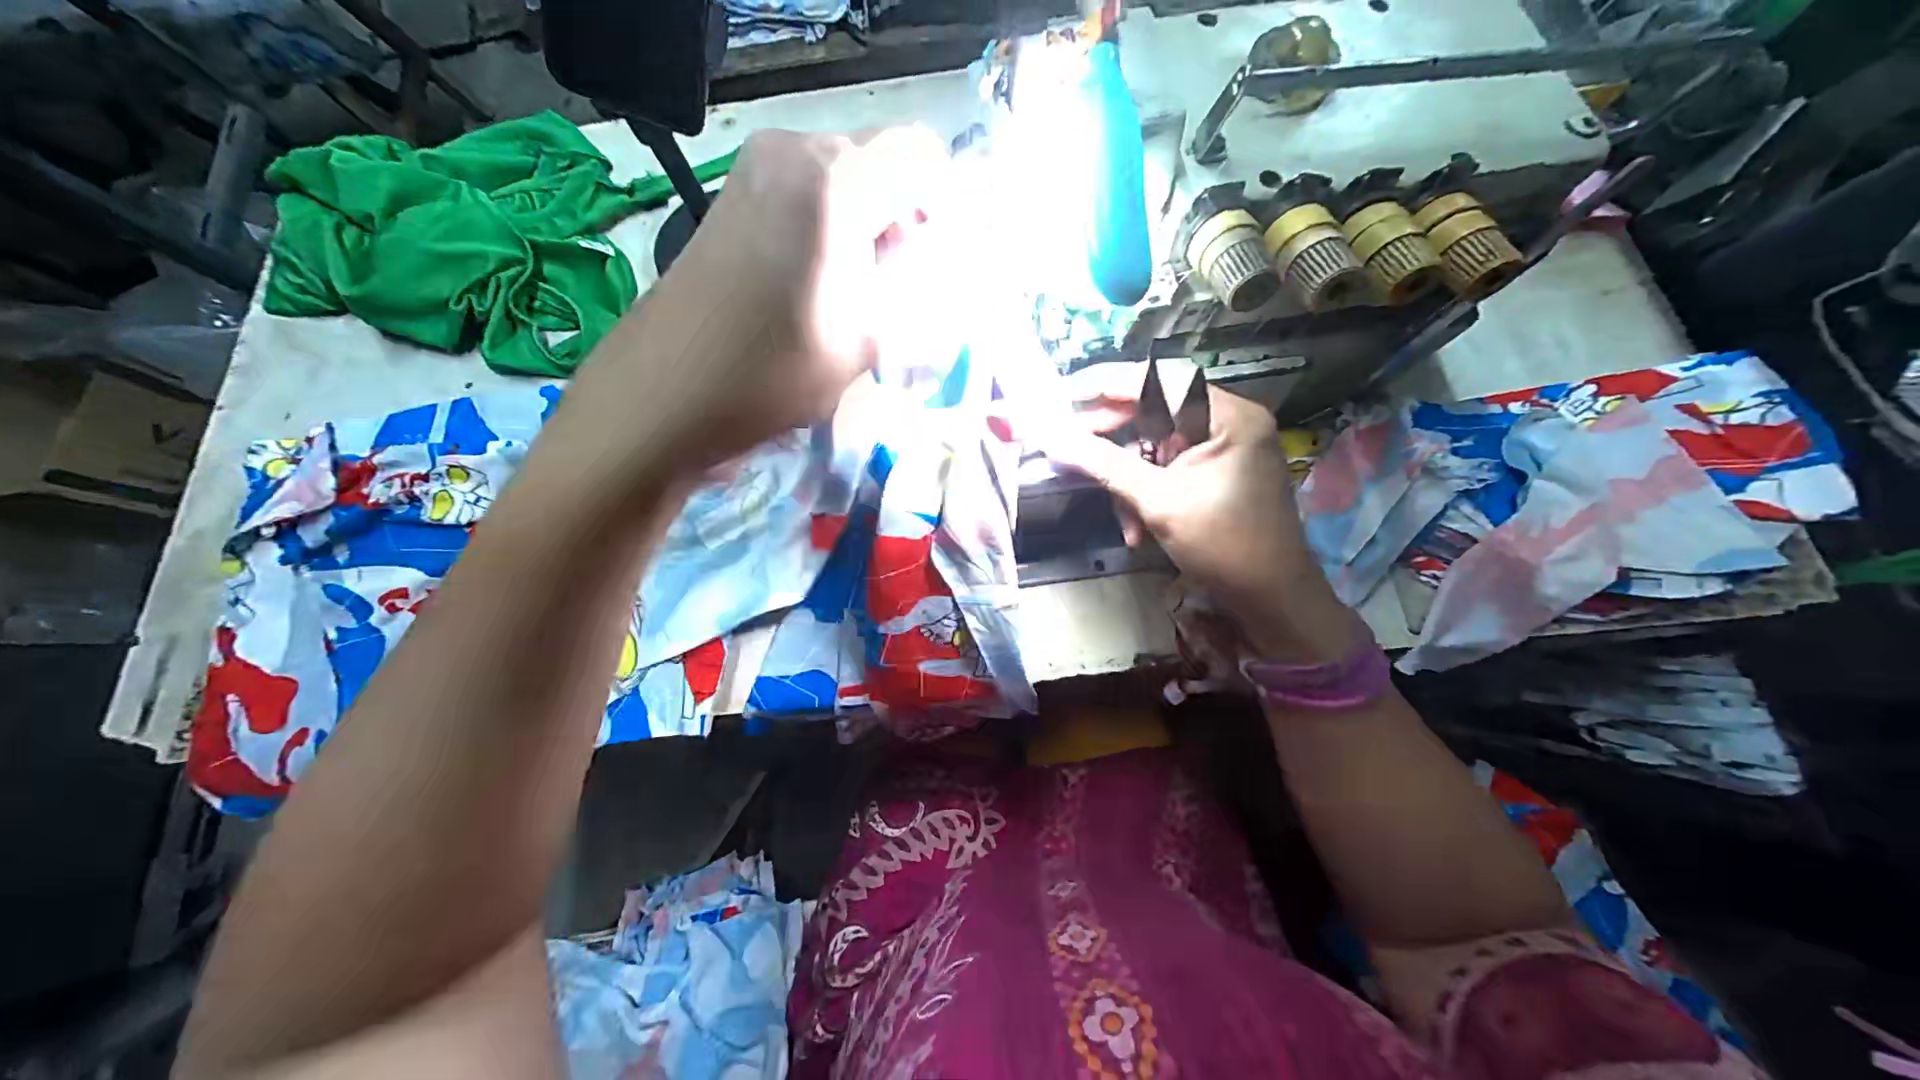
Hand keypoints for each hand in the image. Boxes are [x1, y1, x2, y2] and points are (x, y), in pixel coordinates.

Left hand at [567, 126, 949, 473]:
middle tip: (893, 293)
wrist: (664, 395)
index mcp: (835, 175)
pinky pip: (804, 199)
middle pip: (879, 168)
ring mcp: (753, 170)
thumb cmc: (775, 370)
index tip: (933, 267)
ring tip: (850, 301)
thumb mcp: (869, 337)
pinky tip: (813, 291)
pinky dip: (826, 234)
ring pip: (842, 186)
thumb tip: (929, 261)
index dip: (940, 210)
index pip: (921, 158)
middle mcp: (792, 150)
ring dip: (862, 234)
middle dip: (900, 224)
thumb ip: (915, 286)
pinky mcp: (732, 199)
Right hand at [1044, 368, 1361, 660]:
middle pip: (1156, 414)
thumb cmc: (1223, 544)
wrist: (1273, 598)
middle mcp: (1230, 422)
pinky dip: (1150, 496)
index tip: (1067, 397)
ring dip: (1133, 484)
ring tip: (1127, 523)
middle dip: (1117, 446)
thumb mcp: (1158, 501)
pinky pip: (1171, 470)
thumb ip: (1104, 464)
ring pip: (1158, 449)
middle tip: (1075, 452)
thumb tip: (1053, 438)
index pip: (1159, 381)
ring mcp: (1226, 449)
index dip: (1108, 386)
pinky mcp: (1219, 474)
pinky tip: (1140, 531)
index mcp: (1227, 415)